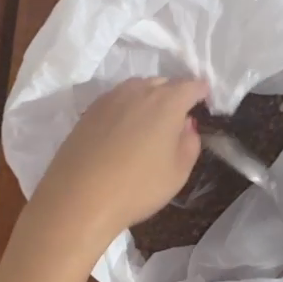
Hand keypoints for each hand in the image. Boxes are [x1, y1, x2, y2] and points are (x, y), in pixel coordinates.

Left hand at [26, 77, 205, 244]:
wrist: (79, 198)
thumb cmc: (137, 188)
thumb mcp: (178, 173)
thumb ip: (190, 143)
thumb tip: (187, 125)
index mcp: (167, 102)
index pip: (191, 86)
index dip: (201, 93)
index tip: (203, 105)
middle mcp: (138, 91)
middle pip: (163, 83)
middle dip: (174, 95)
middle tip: (177, 120)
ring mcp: (110, 98)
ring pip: (137, 89)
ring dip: (148, 100)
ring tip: (149, 125)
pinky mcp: (88, 111)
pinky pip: (116, 101)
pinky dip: (126, 110)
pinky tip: (123, 133)